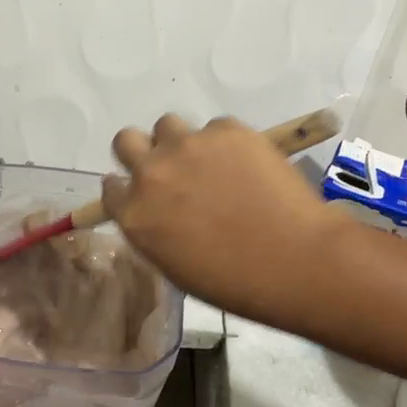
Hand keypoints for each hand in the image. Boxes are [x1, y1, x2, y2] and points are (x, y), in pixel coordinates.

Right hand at [102, 114, 345, 324]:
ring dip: (182, 142)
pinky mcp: (227, 130)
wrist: (295, 259)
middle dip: (143, 151)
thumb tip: (161, 211)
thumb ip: (155, 229)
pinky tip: (249, 167)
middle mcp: (152, 173)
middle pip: (126, 140)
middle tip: (170, 168)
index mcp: (134, 214)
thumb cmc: (234, 281)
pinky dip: (226, 143)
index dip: (128, 187)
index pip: (111, 187)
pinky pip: (216, 128)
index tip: (146, 194)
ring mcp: (189, 146)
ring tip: (212, 164)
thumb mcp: (175, 265)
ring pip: (169, 125)